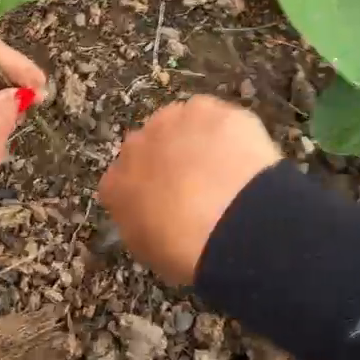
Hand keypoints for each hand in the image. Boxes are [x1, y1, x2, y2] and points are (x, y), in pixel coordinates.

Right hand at [98, 95, 281, 284]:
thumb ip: (140, 224)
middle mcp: (135, 146)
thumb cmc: (187, 249)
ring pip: (180, 124)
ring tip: (224, 169)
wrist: (232, 223)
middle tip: (196, 187)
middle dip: (167, 160)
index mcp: (116, 184)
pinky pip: (215, 117)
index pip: (119, 182)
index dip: (144, 190)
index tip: (164, 205)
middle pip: (148, 146)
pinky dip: (226, 132)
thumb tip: (150, 213)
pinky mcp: (207, 109)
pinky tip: (243, 155)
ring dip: (195, 139)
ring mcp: (170, 121)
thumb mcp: (150, 250)